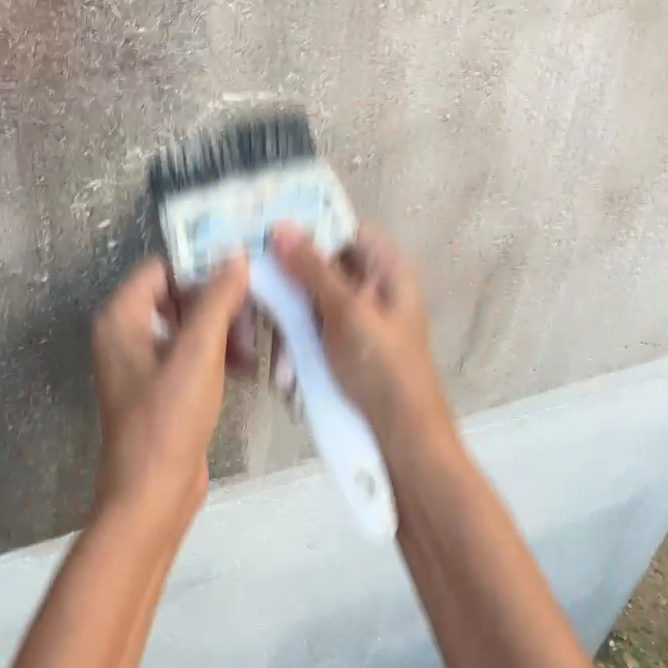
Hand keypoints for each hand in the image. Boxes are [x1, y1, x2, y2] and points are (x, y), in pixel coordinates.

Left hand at [90, 254, 248, 535]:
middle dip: (218, 306)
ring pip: (190, 325)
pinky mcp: (161, 388)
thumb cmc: (169, 417)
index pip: (163, 268)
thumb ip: (217, 299)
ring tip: (250, 353)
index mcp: (121, 317)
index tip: (243, 277)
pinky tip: (244, 369)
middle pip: (179, 295)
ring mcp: (142, 362)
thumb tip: (234, 255)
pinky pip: (191, 354)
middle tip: (249, 325)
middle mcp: (126, 333)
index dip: (201, 268)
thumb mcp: (198, 351)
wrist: (154, 493)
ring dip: (223, 332)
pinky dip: (217, 355)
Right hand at [270, 223, 450, 448]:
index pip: (344, 231)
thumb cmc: (383, 369)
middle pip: (319, 270)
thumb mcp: (345, 313)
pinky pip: (310, 337)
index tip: (267, 241)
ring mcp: (357, 322)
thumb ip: (312, 269)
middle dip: (291, 297)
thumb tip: (281, 226)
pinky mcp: (343, 350)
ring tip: (285, 371)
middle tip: (265, 314)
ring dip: (290, 336)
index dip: (309, 233)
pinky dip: (297, 355)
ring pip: (307, 307)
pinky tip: (292, 383)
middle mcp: (372, 290)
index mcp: (386, 271)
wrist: (402, 441)